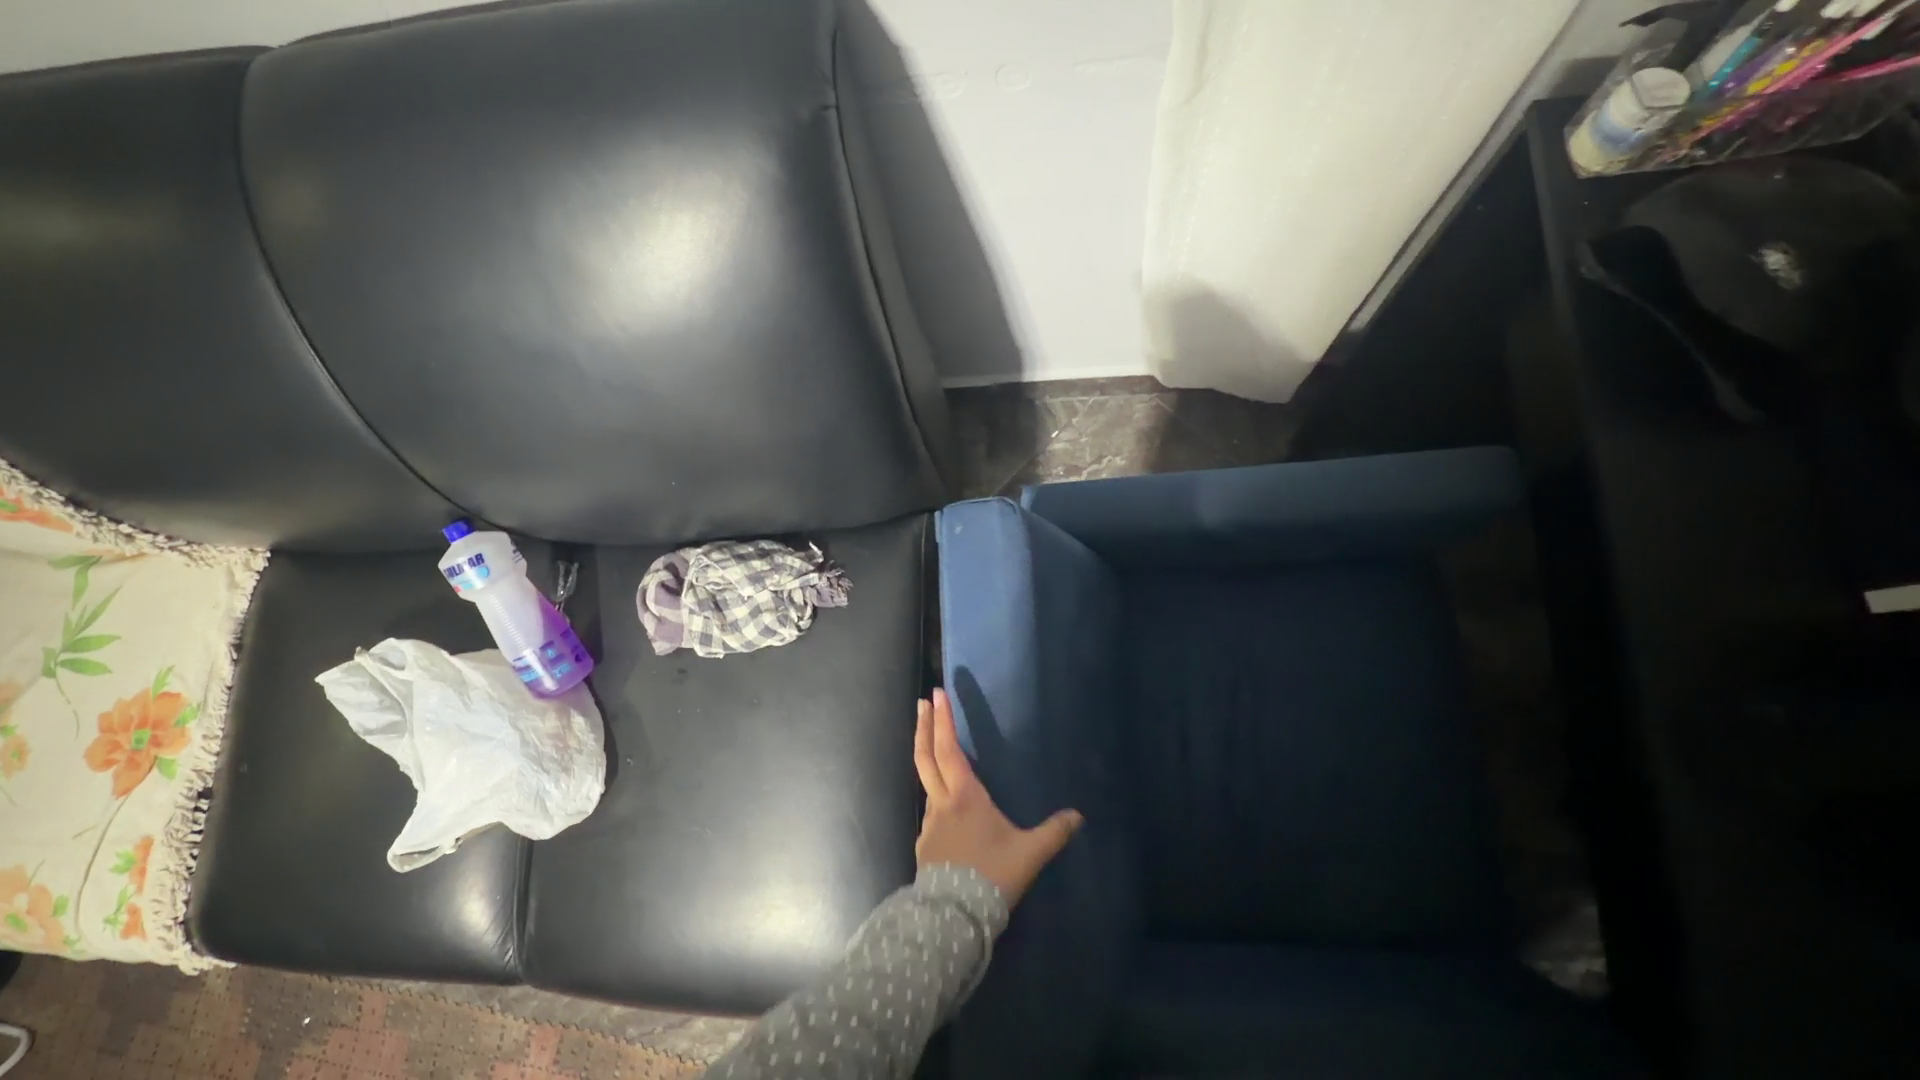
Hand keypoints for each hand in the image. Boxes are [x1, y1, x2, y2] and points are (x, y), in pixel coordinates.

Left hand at [912, 687, 1082, 904]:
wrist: (954, 917)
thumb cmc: (992, 876)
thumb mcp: (1029, 854)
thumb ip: (1054, 833)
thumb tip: (1078, 816)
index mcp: (964, 797)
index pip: (949, 749)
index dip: (943, 721)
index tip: (936, 694)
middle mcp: (941, 804)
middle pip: (926, 757)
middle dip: (925, 727)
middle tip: (922, 703)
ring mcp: (929, 825)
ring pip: (927, 785)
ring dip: (929, 762)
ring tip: (939, 756)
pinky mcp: (925, 846)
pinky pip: (932, 813)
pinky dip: (937, 799)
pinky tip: (948, 811)